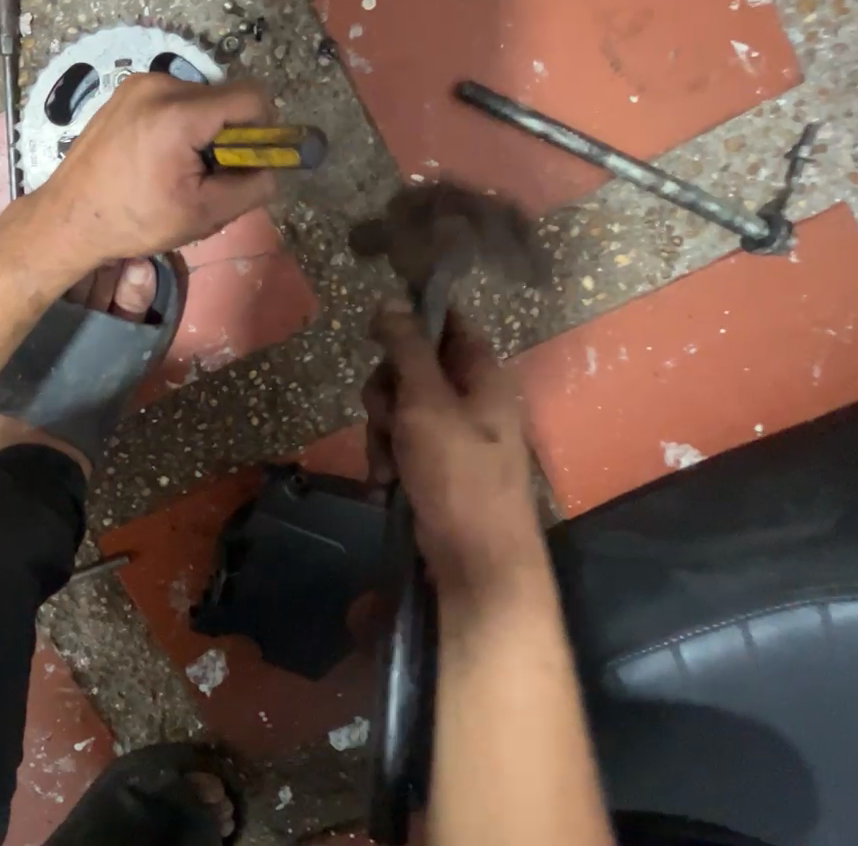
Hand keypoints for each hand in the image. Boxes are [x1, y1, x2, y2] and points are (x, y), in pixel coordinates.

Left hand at [30, 74, 278, 262]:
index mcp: (179, 112)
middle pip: (224, 98)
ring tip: (181, 171)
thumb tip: (274, 169)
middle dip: (230, 135)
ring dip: (204, 131)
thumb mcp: (202, 215)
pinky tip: (160, 160)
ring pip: (199, 100)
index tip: (252, 161)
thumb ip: (251, 188)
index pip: (252, 97)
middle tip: (210, 176)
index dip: (266, 129)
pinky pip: (172, 101)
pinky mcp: (124, 93)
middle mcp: (159, 86)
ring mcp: (137, 85)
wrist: (68, 219)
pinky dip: (180, 126)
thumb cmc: (134, 221)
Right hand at [363, 305, 543, 594]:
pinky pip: (398, 442)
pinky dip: (387, 458)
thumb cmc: (458, 475)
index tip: (374, 335)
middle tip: (388, 417)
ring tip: (389, 461)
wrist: (475, 559)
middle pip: (410, 367)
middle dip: (386, 394)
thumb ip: (407, 350)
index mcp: (483, 375)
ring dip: (382, 432)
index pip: (446, 324)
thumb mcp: (427, 404)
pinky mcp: (434, 463)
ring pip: (397, 408)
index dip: (410, 322)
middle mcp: (470, 398)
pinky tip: (386, 480)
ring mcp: (452, 433)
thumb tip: (390, 299)